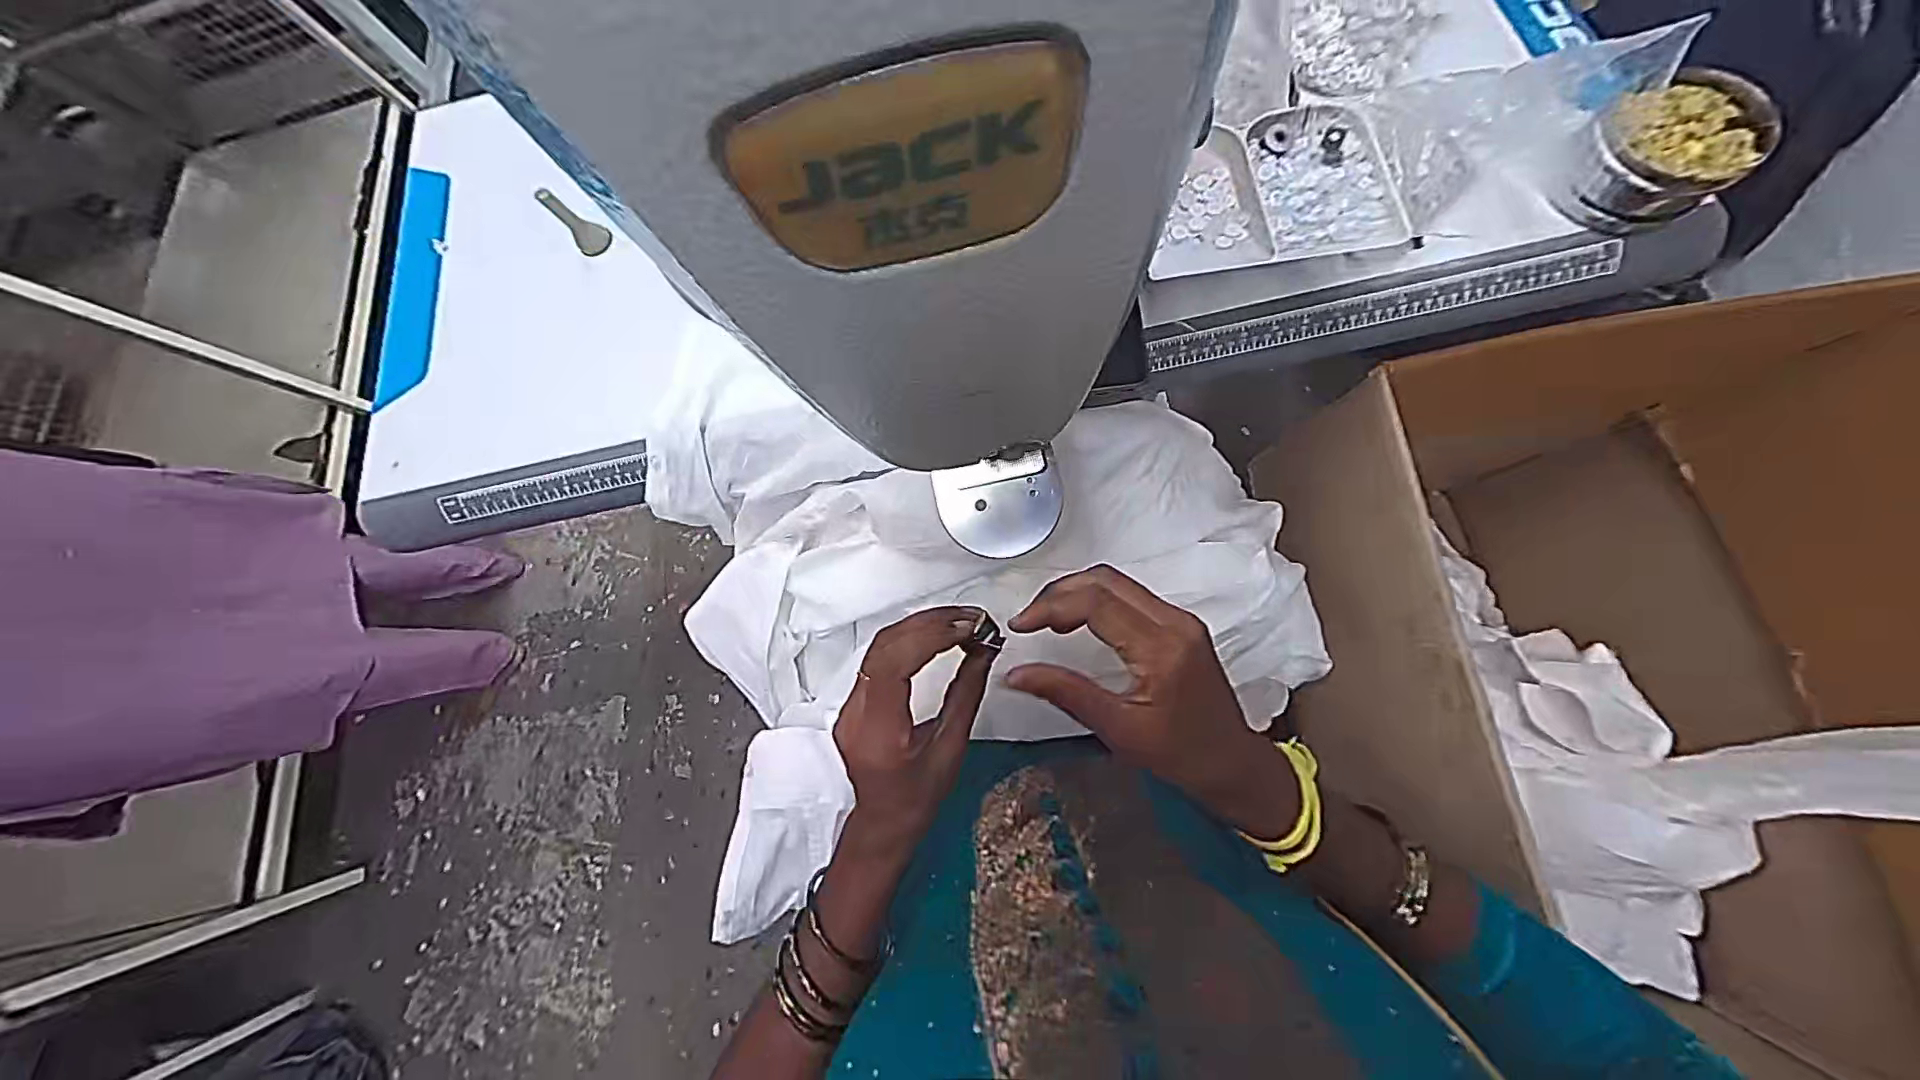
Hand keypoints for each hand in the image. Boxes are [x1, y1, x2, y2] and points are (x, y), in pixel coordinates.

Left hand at [834, 606, 997, 863]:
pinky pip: (878, 654)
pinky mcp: (854, 700)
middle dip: (932, 621)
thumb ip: (965, 697)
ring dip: (920, 624)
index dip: (933, 634)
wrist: (874, 831)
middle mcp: (856, 711)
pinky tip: (933, 633)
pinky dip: (909, 636)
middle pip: (887, 644)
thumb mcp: (948, 753)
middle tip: (972, 618)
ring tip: (958, 621)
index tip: (969, 627)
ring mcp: (850, 704)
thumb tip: (982, 655)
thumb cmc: (909, 806)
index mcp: (877, 730)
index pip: (896, 661)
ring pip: (880, 644)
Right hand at [1005, 566, 1296, 837]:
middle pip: (1106, 580)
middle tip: (1029, 619)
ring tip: (1045, 620)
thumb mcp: (1117, 729)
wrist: (1233, 764)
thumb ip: (1065, 693)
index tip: (1020, 626)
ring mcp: (1181, 619)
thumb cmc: (1179, 755)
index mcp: (1162, 648)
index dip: (1050, 606)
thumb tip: (1015, 674)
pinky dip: (1096, 600)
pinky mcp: (1181, 624)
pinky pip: (1130, 595)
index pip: (1096, 602)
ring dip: (1076, 593)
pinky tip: (1076, 622)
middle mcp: (1175, 622)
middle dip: (1059, 593)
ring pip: (1117, 582)